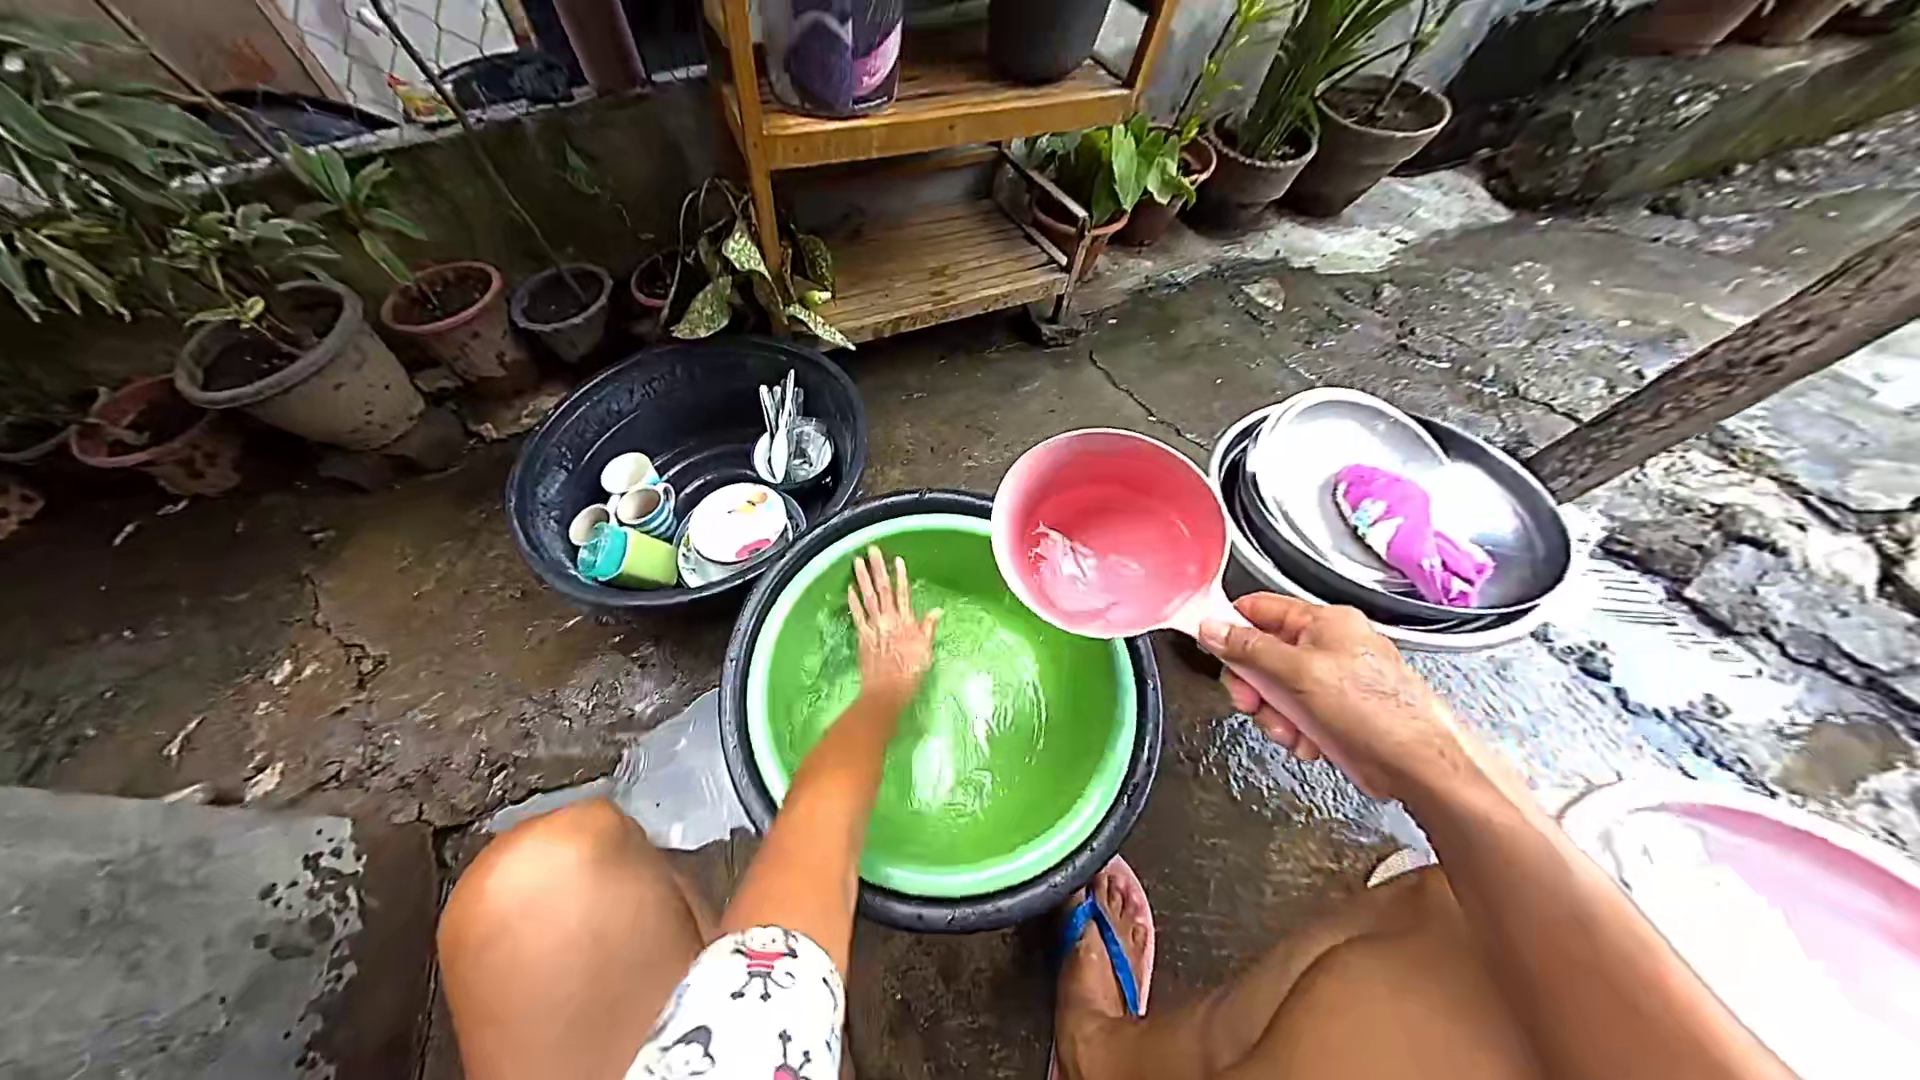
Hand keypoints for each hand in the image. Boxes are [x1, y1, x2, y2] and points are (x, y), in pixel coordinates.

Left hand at [849, 546, 941, 709]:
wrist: (887, 691)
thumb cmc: (910, 673)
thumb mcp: (926, 650)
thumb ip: (928, 628)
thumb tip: (937, 610)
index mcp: (906, 622)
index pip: (903, 594)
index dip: (900, 576)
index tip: (896, 560)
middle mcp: (889, 620)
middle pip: (883, 589)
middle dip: (878, 568)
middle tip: (872, 550)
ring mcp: (874, 627)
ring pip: (868, 597)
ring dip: (862, 578)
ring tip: (857, 561)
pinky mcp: (862, 636)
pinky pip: (857, 615)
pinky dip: (853, 601)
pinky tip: (849, 588)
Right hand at [1198, 593, 1473, 800]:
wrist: (1420, 767)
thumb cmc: (1378, 713)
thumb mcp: (1298, 672)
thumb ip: (1249, 648)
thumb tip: (1212, 629)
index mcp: (1323, 621)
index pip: (1258, 609)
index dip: (1231, 627)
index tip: (1214, 648)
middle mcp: (1327, 645)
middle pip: (1260, 653)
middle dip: (1252, 684)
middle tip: (1252, 701)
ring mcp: (1330, 679)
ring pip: (1272, 688)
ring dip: (1272, 713)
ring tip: (1290, 729)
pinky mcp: (1332, 710)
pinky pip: (1291, 713)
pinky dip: (1292, 729)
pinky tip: (1307, 740)